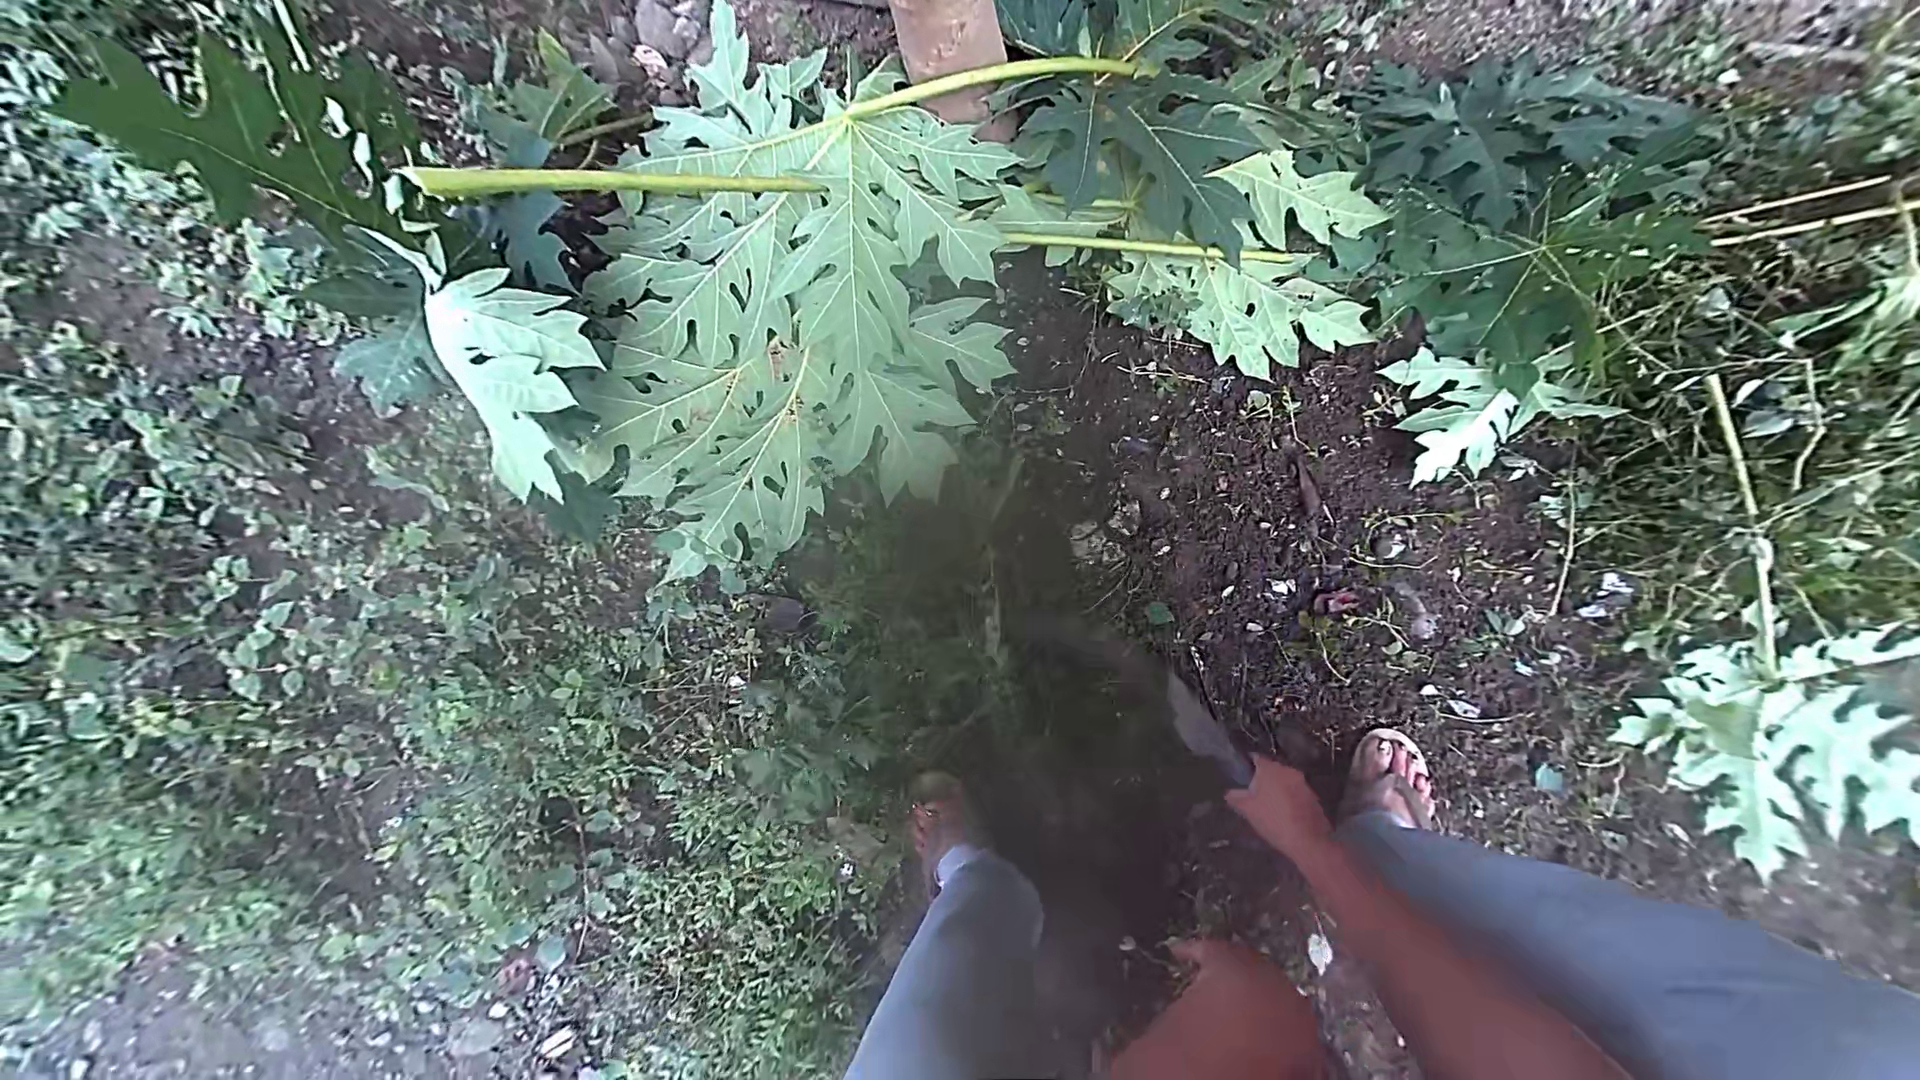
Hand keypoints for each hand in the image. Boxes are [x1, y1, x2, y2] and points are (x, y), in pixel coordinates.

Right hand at [1226, 755, 1332, 862]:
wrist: (1309, 844)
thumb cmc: (1274, 821)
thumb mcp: (1247, 810)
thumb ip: (1235, 797)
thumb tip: (1230, 793)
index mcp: (1271, 769)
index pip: (1256, 758)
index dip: (1248, 767)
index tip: (1243, 778)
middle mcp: (1289, 772)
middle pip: (1272, 770)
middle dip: (1263, 780)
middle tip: (1254, 795)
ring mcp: (1305, 785)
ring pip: (1286, 782)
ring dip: (1278, 790)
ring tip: (1271, 807)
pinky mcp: (1315, 799)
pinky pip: (1297, 794)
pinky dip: (1290, 800)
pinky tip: (1286, 815)